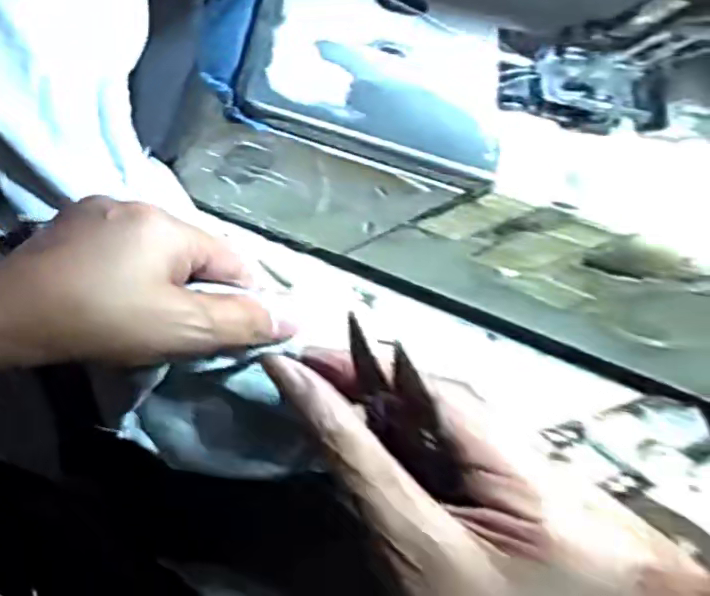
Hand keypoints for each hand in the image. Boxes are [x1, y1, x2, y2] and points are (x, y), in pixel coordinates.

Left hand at [0, 196, 294, 367]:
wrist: (17, 309)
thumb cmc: (105, 317)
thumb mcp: (184, 327)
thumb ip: (243, 319)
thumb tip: (292, 313)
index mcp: (163, 220)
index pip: (232, 259)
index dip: (245, 300)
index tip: (232, 334)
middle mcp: (127, 201)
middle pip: (188, 249)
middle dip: (197, 287)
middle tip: (183, 328)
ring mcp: (90, 209)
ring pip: (149, 246)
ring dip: (159, 278)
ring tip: (144, 315)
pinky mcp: (64, 223)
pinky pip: (114, 244)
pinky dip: (124, 268)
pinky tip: (109, 295)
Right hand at [265, 350, 709, 595]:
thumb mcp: (406, 539)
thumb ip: (348, 448)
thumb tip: (286, 370)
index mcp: (568, 506)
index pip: (450, 399)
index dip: (372, 369)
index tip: (306, 358)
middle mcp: (605, 505)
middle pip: (470, 415)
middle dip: (390, 396)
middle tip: (319, 384)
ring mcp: (610, 521)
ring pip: (484, 437)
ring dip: (414, 423)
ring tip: (355, 418)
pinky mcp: (595, 534)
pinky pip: (505, 466)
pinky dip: (447, 454)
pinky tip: (411, 461)